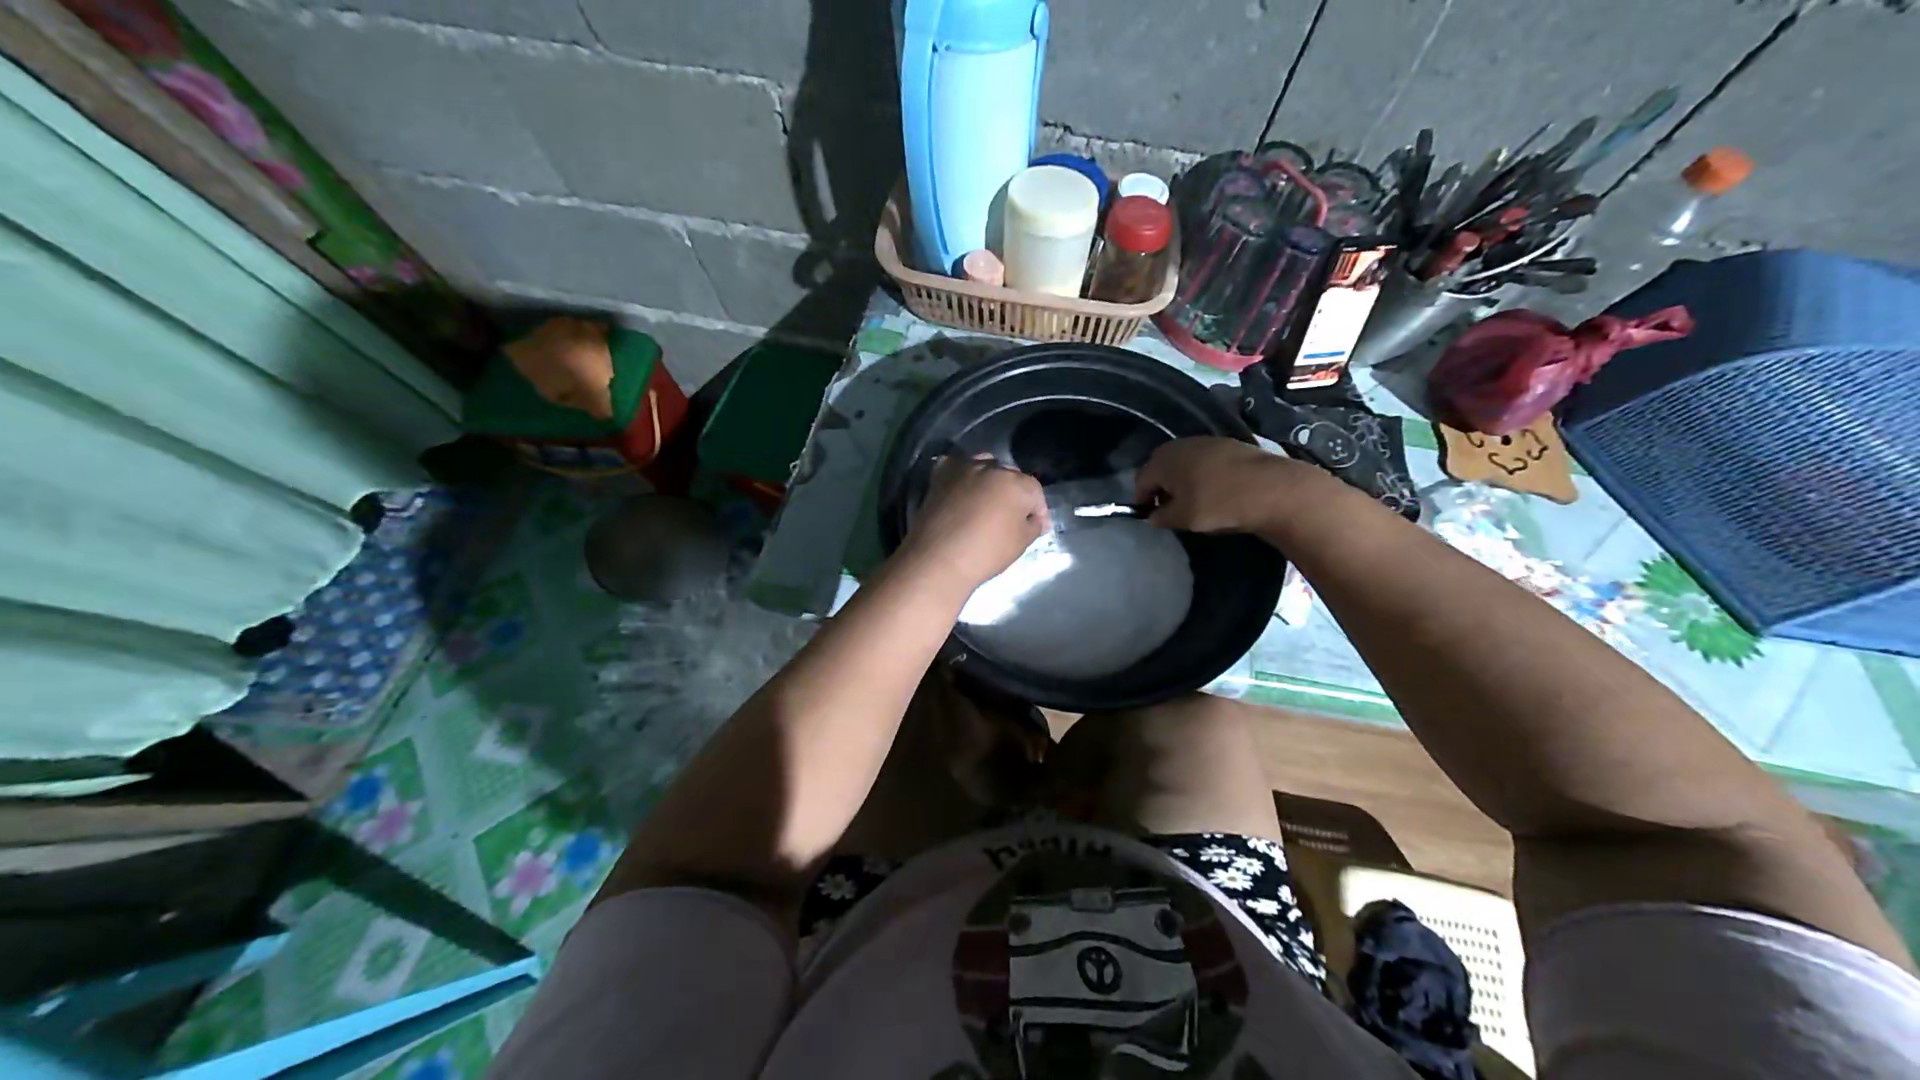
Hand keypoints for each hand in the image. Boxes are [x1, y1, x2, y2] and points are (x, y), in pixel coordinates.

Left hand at [902, 456, 1048, 589]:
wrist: (938, 557)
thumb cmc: (985, 552)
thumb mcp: (1020, 544)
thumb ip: (1033, 526)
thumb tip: (1035, 520)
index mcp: (1016, 483)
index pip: (1035, 492)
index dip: (1039, 510)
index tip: (1037, 525)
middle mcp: (992, 467)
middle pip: (1010, 476)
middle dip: (1014, 492)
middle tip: (1012, 514)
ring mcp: (964, 468)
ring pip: (984, 465)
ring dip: (989, 480)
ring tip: (986, 499)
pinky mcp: (940, 474)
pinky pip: (958, 468)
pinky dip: (963, 476)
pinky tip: (962, 489)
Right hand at [1135, 437, 1316, 532]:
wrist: (1272, 488)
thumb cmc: (1218, 504)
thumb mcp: (1183, 518)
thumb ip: (1162, 517)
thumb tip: (1153, 515)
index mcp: (1163, 460)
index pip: (1141, 479)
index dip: (1141, 499)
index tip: (1148, 515)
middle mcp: (1181, 444)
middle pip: (1161, 466)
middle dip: (1160, 486)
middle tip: (1168, 507)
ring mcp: (1207, 441)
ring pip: (1184, 461)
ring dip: (1182, 478)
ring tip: (1192, 499)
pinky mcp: (1229, 444)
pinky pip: (1205, 460)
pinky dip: (1202, 473)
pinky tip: (1214, 489)